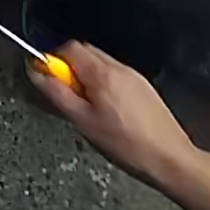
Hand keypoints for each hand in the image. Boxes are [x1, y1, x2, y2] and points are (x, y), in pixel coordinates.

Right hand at [28, 40, 202, 189]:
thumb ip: (56, 93)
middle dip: (70, 66)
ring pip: (101, 63)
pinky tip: (107, 110)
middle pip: (85, 52)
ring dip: (87, 75)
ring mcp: (135, 78)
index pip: (69, 47)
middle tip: (68, 93)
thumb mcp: (82, 121)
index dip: (54, 59)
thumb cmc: (128, 145)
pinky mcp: (145, 89)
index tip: (50, 77)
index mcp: (102, 74)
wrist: (173, 162)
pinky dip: (104, 83)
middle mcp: (120, 69)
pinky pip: (116, 75)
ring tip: (88, 105)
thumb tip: (36, 73)